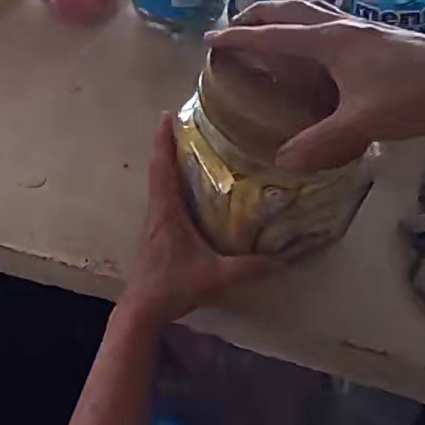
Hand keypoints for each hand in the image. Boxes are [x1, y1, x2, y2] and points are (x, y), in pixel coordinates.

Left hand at [123, 114, 279, 322]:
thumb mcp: (215, 277)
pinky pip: (162, 199)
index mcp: (166, 213)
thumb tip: (282, 260)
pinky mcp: (155, 233)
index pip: (162, 168)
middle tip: (186, 125)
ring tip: (190, 148)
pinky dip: (171, 184)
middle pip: (158, 170)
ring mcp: (153, 223)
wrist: (142, 308)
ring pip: (159, 184)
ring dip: (169, 164)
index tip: (166, 116)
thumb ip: (248, 268)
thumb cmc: (172, 287)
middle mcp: (156, 212)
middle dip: (168, 145)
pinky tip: (188, 188)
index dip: (163, 141)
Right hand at [204, 0, 424, 171]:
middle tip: (233, 27)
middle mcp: (342, 27)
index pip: (273, 36)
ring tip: (267, 27)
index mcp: (330, 42)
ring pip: (312, 10)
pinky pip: (329, 21)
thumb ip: (320, 142)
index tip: (211, 40)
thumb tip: (281, 161)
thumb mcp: (363, 123)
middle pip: (290, 11)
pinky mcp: (377, 37)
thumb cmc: (415, 96)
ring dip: (283, 15)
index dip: (239, 38)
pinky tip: (315, 44)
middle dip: (256, 17)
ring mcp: (362, 28)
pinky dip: (307, 24)